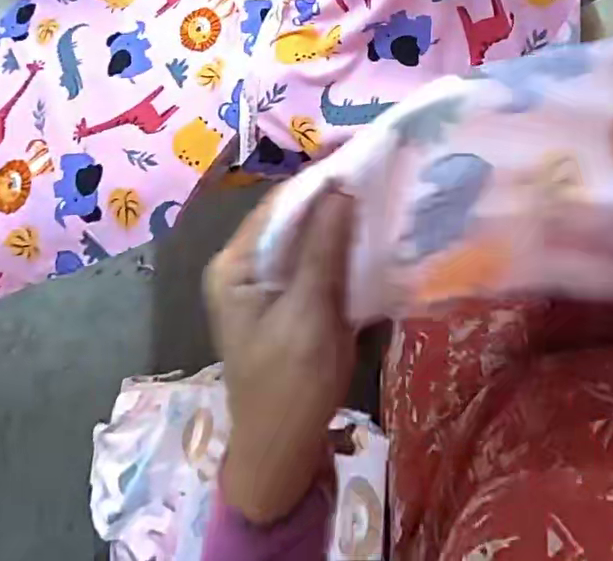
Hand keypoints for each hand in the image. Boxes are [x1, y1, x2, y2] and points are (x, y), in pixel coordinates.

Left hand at [203, 188, 354, 524]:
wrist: (283, 454)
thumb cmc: (290, 385)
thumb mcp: (309, 313)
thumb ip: (323, 248)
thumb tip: (342, 187)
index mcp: (234, 264)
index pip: (277, 205)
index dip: (317, 179)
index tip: (359, 158)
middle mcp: (244, 264)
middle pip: (291, 217)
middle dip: (331, 198)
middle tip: (376, 174)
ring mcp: (265, 281)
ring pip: (305, 236)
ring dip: (338, 220)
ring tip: (378, 196)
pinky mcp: (288, 297)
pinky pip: (314, 259)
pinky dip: (339, 247)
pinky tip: (368, 236)